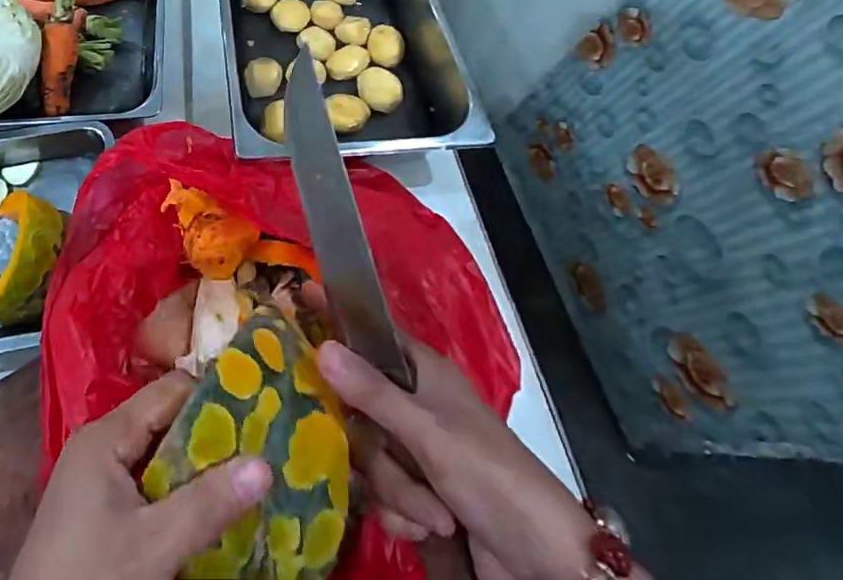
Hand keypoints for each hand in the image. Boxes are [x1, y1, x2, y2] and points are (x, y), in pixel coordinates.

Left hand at [10, 373, 272, 579]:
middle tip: (259, 437)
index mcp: (106, 435)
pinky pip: (146, 475)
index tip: (258, 402)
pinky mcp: (96, 501)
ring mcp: (96, 472)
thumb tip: (265, 465)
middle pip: (165, 419)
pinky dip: (176, 483)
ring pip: (158, 450)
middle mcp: (99, 441)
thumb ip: (207, 503)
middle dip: (210, 430)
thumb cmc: (90, 577)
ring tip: (244, 464)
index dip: (214, 393)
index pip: (170, 391)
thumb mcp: (154, 545)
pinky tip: (207, 498)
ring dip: (196, 460)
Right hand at [319, 340, 598, 579]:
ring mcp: (411, 449)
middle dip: (377, 452)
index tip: (302, 290)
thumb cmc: (492, 476)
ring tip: (435, 513)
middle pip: (357, 408)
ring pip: (366, 456)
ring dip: (397, 493)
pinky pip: (378, 493)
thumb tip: (321, 348)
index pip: (371, 330)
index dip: (339, 313)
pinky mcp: (412, 491)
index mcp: (421, 372)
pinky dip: (401, 515)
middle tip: (401, 465)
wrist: (540, 562)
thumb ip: (373, 393)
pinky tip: (428, 530)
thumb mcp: (431, 433)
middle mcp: (412, 404)